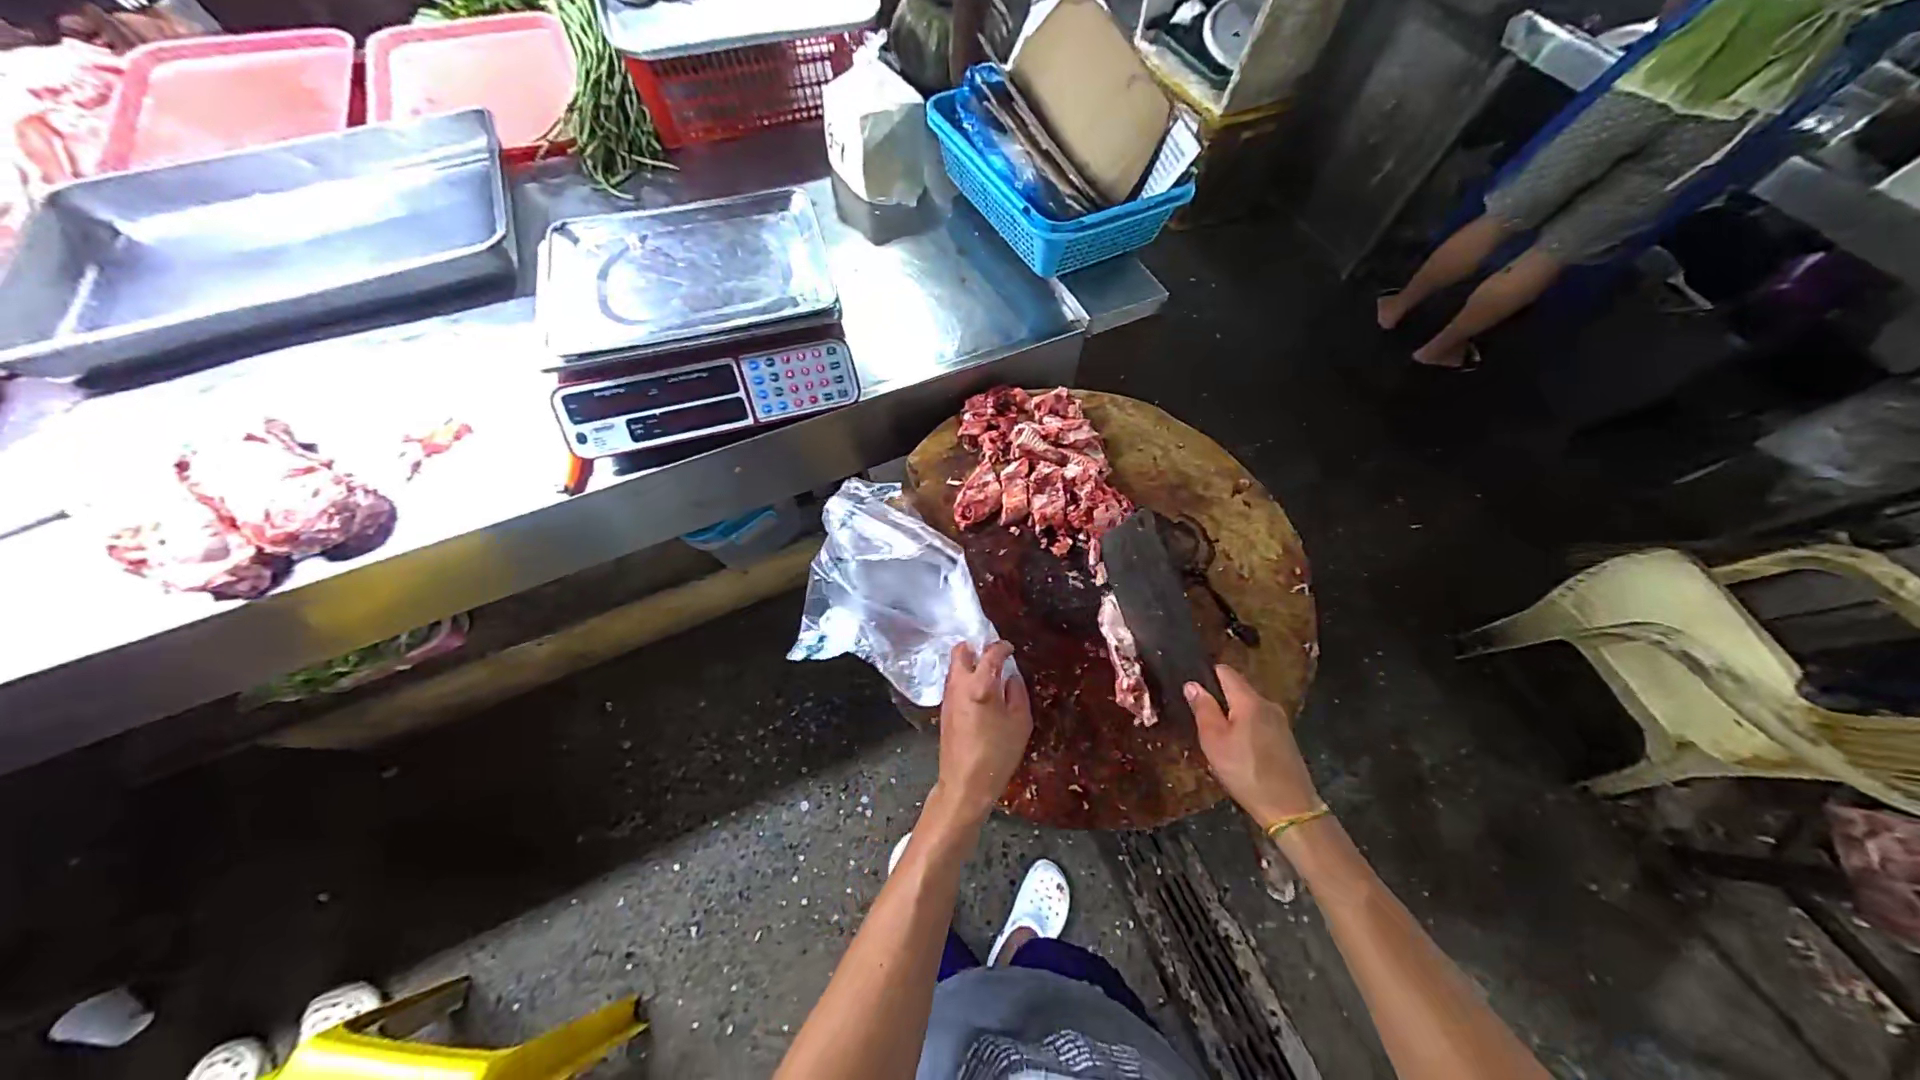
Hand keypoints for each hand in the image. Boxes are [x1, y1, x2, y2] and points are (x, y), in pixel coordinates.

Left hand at [933, 641, 1032, 820]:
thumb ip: (1017, 692)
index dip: (1001, 647)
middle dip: (975, 648)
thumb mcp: (1020, 722)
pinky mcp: (944, 710)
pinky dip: (965, 680)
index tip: (1009, 648)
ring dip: (969, 664)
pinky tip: (979, 693)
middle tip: (992, 655)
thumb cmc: (997, 753)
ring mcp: (948, 697)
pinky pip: (954, 684)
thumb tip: (1010, 677)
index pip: (990, 654)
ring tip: (988, 674)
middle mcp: (959, 685)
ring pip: (954, 668)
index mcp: (980, 684)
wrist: (965, 783)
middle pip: (960, 652)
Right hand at [1186, 665, 1320, 826]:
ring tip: (1214, 732)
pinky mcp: (1285, 739)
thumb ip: (1203, 709)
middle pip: (1238, 690)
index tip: (1191, 685)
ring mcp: (1280, 722)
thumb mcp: (1214, 740)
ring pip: (1248, 708)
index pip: (1226, 672)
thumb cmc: (1245, 771)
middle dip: (1218, 697)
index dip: (1207, 673)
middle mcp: (1268, 704)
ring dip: (1231, 714)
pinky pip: (1258, 722)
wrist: (1290, 808)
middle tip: (1197, 713)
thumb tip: (1192, 684)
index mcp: (1249, 700)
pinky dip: (1244, 727)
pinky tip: (1235, 747)